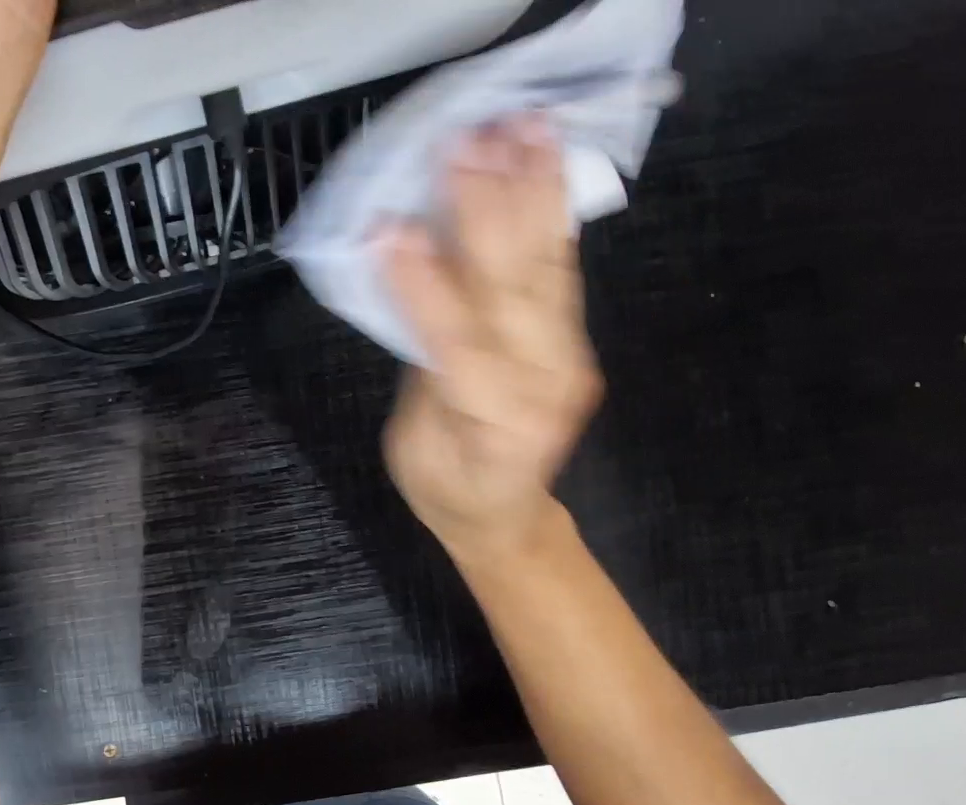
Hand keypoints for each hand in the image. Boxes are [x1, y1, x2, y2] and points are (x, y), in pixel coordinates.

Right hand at [380, 118, 601, 563]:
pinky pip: (561, 271)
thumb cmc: (446, 491)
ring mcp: (568, 355)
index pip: (457, 344)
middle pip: (513, 291)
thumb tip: (410, 293)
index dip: (423, 286)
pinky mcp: (573, 338)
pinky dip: (552, 213)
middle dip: (487, 213)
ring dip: (533, 193)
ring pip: (547, 269)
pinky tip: (545, 164)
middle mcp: (546, 381)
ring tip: (523, 129)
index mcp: (495, 422)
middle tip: (464, 146)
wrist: (505, 514)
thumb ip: (422, 373)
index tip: (392, 230)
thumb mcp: (415, 449)